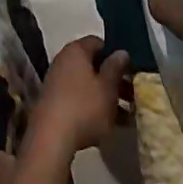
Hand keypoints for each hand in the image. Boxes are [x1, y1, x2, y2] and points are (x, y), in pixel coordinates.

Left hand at [33, 37, 129, 152]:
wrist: (50, 140)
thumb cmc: (84, 107)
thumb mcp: (108, 87)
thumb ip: (116, 67)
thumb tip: (122, 52)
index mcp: (76, 50)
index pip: (99, 43)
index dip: (116, 54)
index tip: (130, 69)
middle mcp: (63, 61)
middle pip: (93, 65)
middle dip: (113, 79)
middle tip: (132, 94)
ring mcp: (56, 83)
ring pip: (87, 84)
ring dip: (106, 96)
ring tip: (126, 115)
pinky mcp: (53, 104)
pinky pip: (78, 99)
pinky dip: (93, 107)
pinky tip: (108, 124)